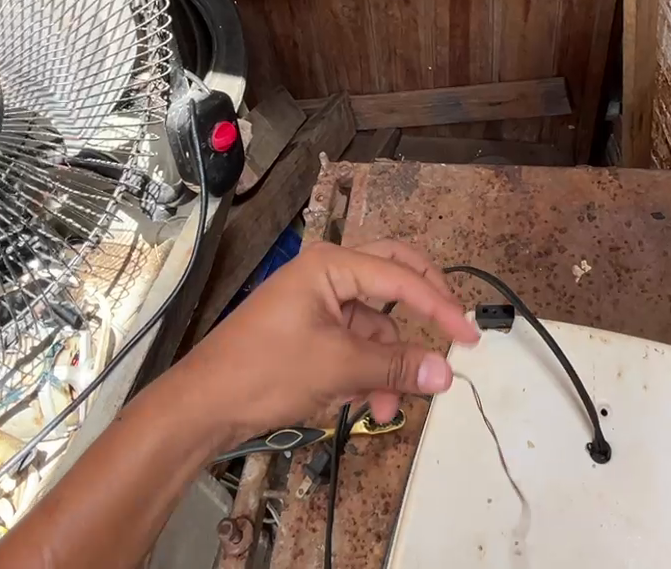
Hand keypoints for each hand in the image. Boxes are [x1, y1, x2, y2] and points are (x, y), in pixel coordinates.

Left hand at [168, 240, 479, 446]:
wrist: (202, 406)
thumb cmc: (265, 370)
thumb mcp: (336, 367)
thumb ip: (394, 367)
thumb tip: (446, 373)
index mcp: (332, 264)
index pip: (401, 277)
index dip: (439, 306)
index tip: (469, 337)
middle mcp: (329, 273)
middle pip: (393, 280)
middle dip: (424, 308)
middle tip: (454, 329)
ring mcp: (319, 302)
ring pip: (375, 322)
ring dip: (388, 361)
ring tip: (390, 404)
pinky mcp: (312, 331)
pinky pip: (355, 343)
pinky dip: (367, 371)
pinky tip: (367, 404)